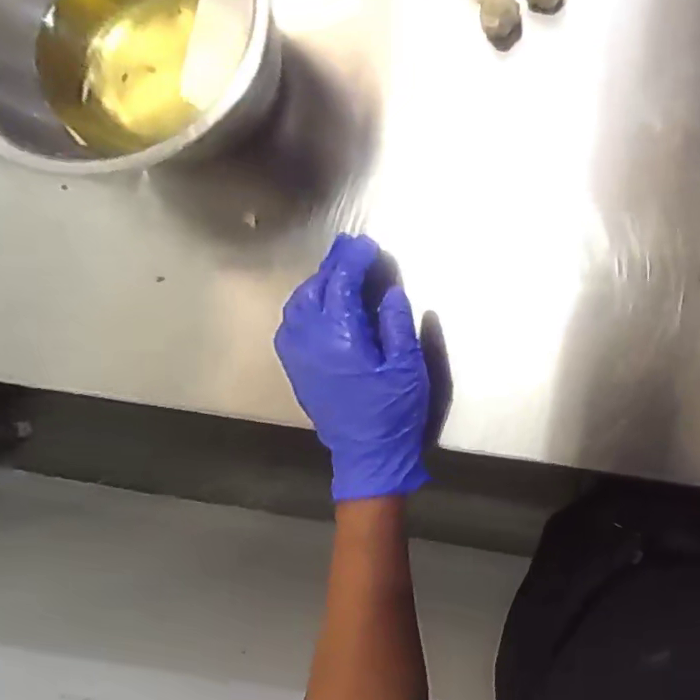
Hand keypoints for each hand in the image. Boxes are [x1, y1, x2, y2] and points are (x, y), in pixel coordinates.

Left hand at [275, 234, 429, 499]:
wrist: (368, 454)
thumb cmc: (394, 411)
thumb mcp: (407, 367)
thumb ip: (397, 324)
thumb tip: (389, 291)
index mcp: (339, 336)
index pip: (341, 283)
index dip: (354, 260)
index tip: (368, 245)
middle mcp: (309, 339)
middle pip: (315, 288)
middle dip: (333, 266)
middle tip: (353, 250)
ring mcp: (297, 354)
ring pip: (298, 304)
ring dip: (318, 283)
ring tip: (339, 273)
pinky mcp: (296, 367)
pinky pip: (292, 323)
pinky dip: (306, 304)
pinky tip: (321, 304)